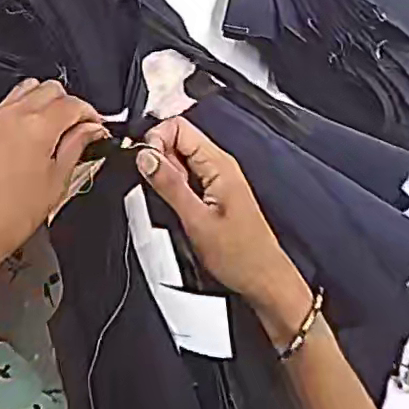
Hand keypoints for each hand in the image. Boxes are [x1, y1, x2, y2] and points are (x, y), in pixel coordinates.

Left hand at [0, 80, 108, 286]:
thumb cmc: (4, 216)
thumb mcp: (55, 184)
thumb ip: (76, 148)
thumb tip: (89, 131)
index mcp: (36, 126)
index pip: (74, 104)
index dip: (91, 115)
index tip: (95, 128)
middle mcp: (11, 114)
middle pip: (51, 88)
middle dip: (69, 105)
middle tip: (76, 129)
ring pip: (26, 89)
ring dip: (44, 102)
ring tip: (51, 132)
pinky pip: (5, 104)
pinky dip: (20, 112)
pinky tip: (25, 138)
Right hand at [136, 117, 314, 346]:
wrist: (263, 282)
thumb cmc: (240, 256)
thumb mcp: (197, 220)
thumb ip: (169, 184)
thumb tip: (145, 155)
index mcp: (218, 164)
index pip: (177, 126)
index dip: (155, 140)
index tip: (145, 163)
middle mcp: (218, 165)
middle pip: (175, 140)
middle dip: (158, 160)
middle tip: (159, 189)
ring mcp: (215, 178)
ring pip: (177, 159)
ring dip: (164, 175)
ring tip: (171, 203)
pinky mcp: (210, 191)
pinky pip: (183, 177)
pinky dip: (172, 188)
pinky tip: (176, 208)